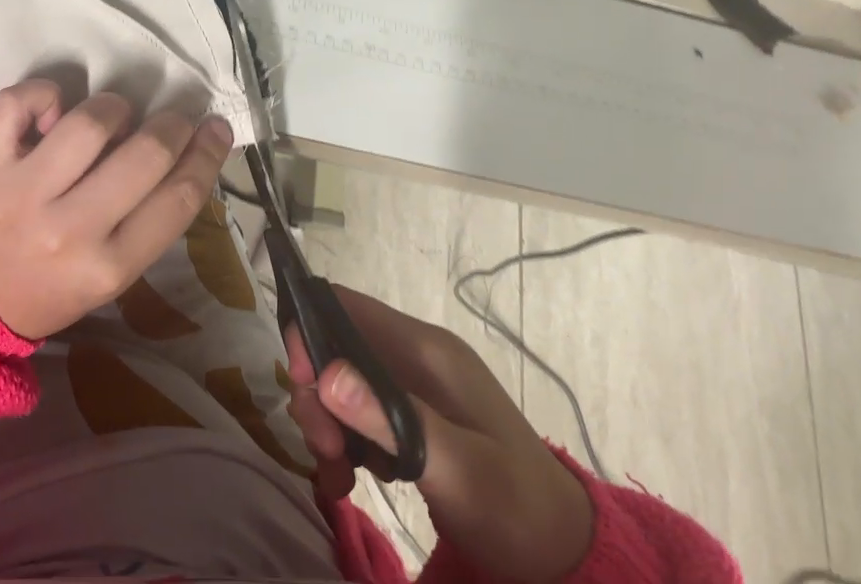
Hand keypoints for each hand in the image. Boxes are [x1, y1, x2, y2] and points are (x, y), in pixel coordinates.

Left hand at [0, 79, 233, 339]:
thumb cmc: (49, 290)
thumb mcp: (111, 276)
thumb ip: (146, 222)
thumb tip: (184, 153)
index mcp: (109, 267)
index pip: (177, 198)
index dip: (207, 155)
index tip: (215, 130)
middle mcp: (69, 230)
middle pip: (144, 154)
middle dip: (172, 126)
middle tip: (171, 121)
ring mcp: (22, 193)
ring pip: (88, 124)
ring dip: (113, 107)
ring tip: (113, 117)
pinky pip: (16, 104)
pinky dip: (42, 92)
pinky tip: (55, 108)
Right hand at [285, 288, 594, 582]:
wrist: (559, 554)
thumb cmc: (515, 506)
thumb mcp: (457, 468)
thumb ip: (392, 420)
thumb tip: (327, 375)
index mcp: (425, 351)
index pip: (341, 306)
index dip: (307, 331)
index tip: (302, 385)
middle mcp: (411, 357)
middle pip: (330, 349)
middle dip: (315, 396)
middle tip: (325, 448)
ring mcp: (407, 387)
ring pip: (333, 385)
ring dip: (324, 426)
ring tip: (337, 475)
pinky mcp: (403, 417)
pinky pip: (349, 414)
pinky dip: (338, 444)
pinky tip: (345, 481)